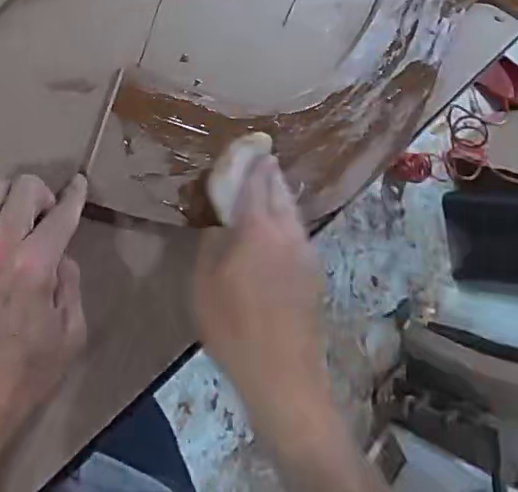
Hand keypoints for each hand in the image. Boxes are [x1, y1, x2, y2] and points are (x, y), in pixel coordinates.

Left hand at [0, 174, 88, 491]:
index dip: (76, 193)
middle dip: (42, 193)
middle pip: (24, 188)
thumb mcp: (69, 335)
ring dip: (3, 192)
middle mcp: (0, 246)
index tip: (79, 183)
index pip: (63, 211)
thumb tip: (61, 258)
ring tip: (7, 211)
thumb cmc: (20, 377)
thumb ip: (71, 286)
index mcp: (37, 263)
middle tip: (43, 216)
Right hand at [192, 156, 329, 440]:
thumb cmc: (234, 328)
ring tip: (267, 188)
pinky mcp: (314, 267)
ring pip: (292, 208)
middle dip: (268, 172)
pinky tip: (275, 227)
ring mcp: (305, 248)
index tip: (249, 146)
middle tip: (259, 160)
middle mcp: (286, 229)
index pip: (256, 180)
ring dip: (279, 193)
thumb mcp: (203, 284)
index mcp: (258, 227)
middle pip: (279, 188)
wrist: (283, 372)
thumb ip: (212, 243)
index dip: (252, 160)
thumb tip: (220, 221)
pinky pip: (297, 228)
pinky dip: (285, 217)